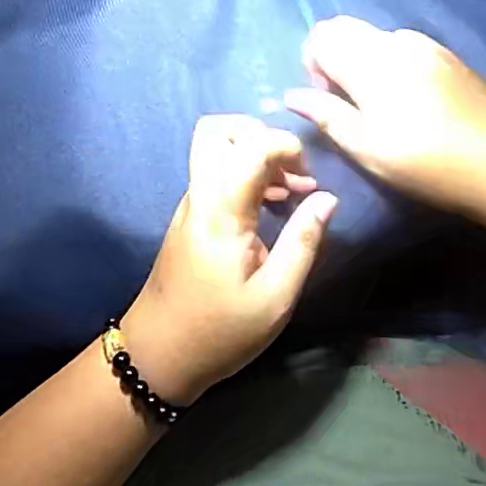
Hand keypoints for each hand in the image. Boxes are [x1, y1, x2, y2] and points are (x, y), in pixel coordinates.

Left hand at [120, 115, 337, 405]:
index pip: (252, 146)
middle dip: (262, 135)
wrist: (158, 355)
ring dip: (256, 154)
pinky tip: (272, 204)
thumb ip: (304, 242)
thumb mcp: (276, 297)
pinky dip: (246, 172)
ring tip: (291, 190)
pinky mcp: (190, 215)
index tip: (310, 180)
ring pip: (217, 148)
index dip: (287, 147)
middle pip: (218, 129)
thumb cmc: (221, 331)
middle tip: (292, 170)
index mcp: (222, 212)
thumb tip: (328, 198)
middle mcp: (201, 196)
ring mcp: (190, 203)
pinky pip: (216, 171)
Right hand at [284, 16, 485, 228]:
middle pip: (346, 28)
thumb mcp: (365, 147)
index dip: (312, 65)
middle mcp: (396, 41)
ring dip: (364, 61)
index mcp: (369, 61)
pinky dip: (392, 62)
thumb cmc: (423, 161)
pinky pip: (405, 45)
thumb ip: (325, 114)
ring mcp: (427, 45)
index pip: (321, 36)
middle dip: (334, 58)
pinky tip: (412, 101)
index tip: (327, 100)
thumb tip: (291, 96)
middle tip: (348, 103)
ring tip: (382, 106)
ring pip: (376, 37)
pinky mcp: (450, 56)